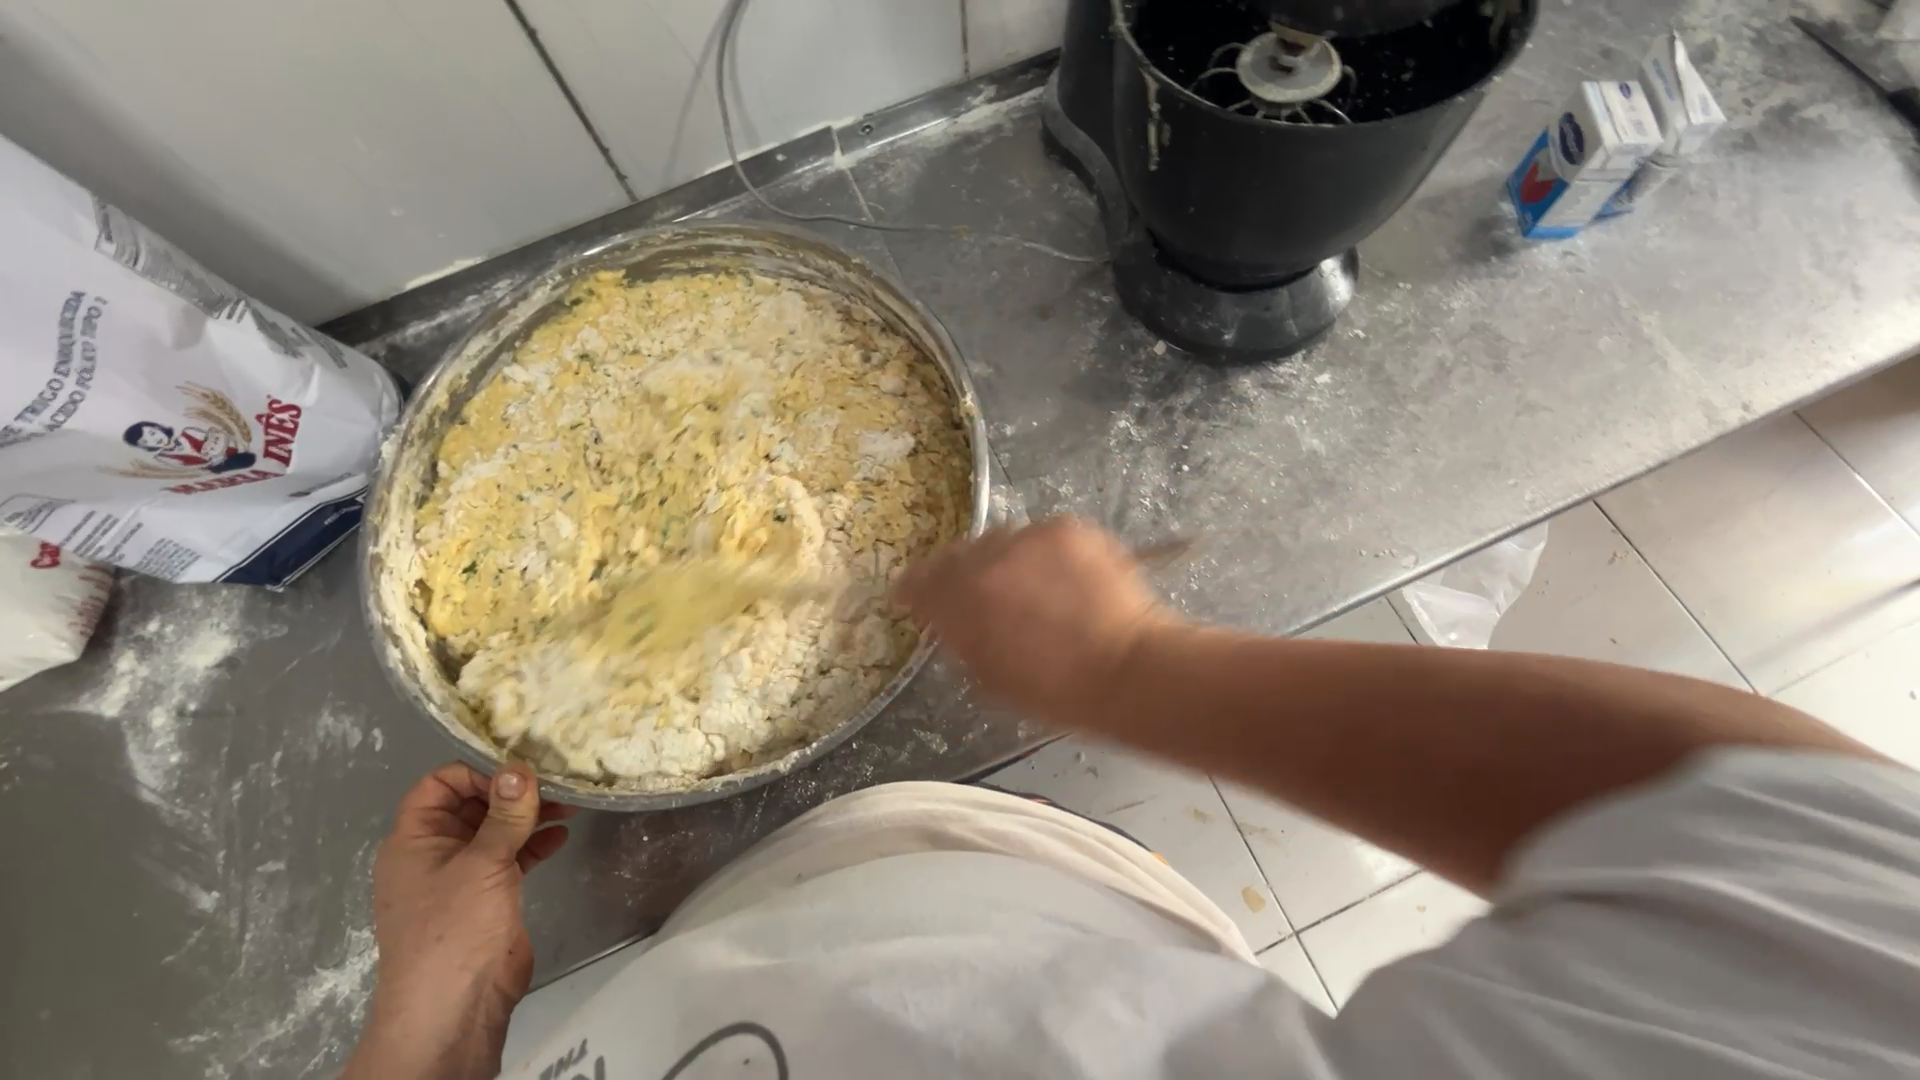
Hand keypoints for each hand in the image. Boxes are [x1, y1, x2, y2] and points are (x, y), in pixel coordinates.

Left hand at [344, 764, 574, 1079]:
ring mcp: (463, 875)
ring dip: (530, 815)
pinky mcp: (489, 894)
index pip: (440, 785)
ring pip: (497, 829)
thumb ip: (505, 814)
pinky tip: (561, 836)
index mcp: (415, 840)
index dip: (478, 774)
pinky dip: (535, 842)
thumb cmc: (454, 928)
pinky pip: (512, 855)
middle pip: (474, 804)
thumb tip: (519, 767)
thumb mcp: (482, 863)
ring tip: (569, 806)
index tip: (521, 773)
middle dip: (513, 792)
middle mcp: (436, 852)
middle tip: (557, 782)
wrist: (455, 1006)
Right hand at [896, 518, 1179, 723]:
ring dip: (1005, 562)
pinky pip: (1042, 537)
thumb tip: (948, 620)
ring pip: (1002, 542)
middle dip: (961, 574)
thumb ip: (959, 640)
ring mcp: (1029, 539)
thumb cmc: (1056, 691)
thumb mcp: (989, 677)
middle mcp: (987, 560)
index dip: (914, 589)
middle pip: (957, 555)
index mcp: (960, 601)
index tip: (915, 598)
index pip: (917, 581)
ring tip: (1031, 589)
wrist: (1127, 669)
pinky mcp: (1068, 528)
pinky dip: (1045, 555)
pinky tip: (1065, 580)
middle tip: (982, 596)